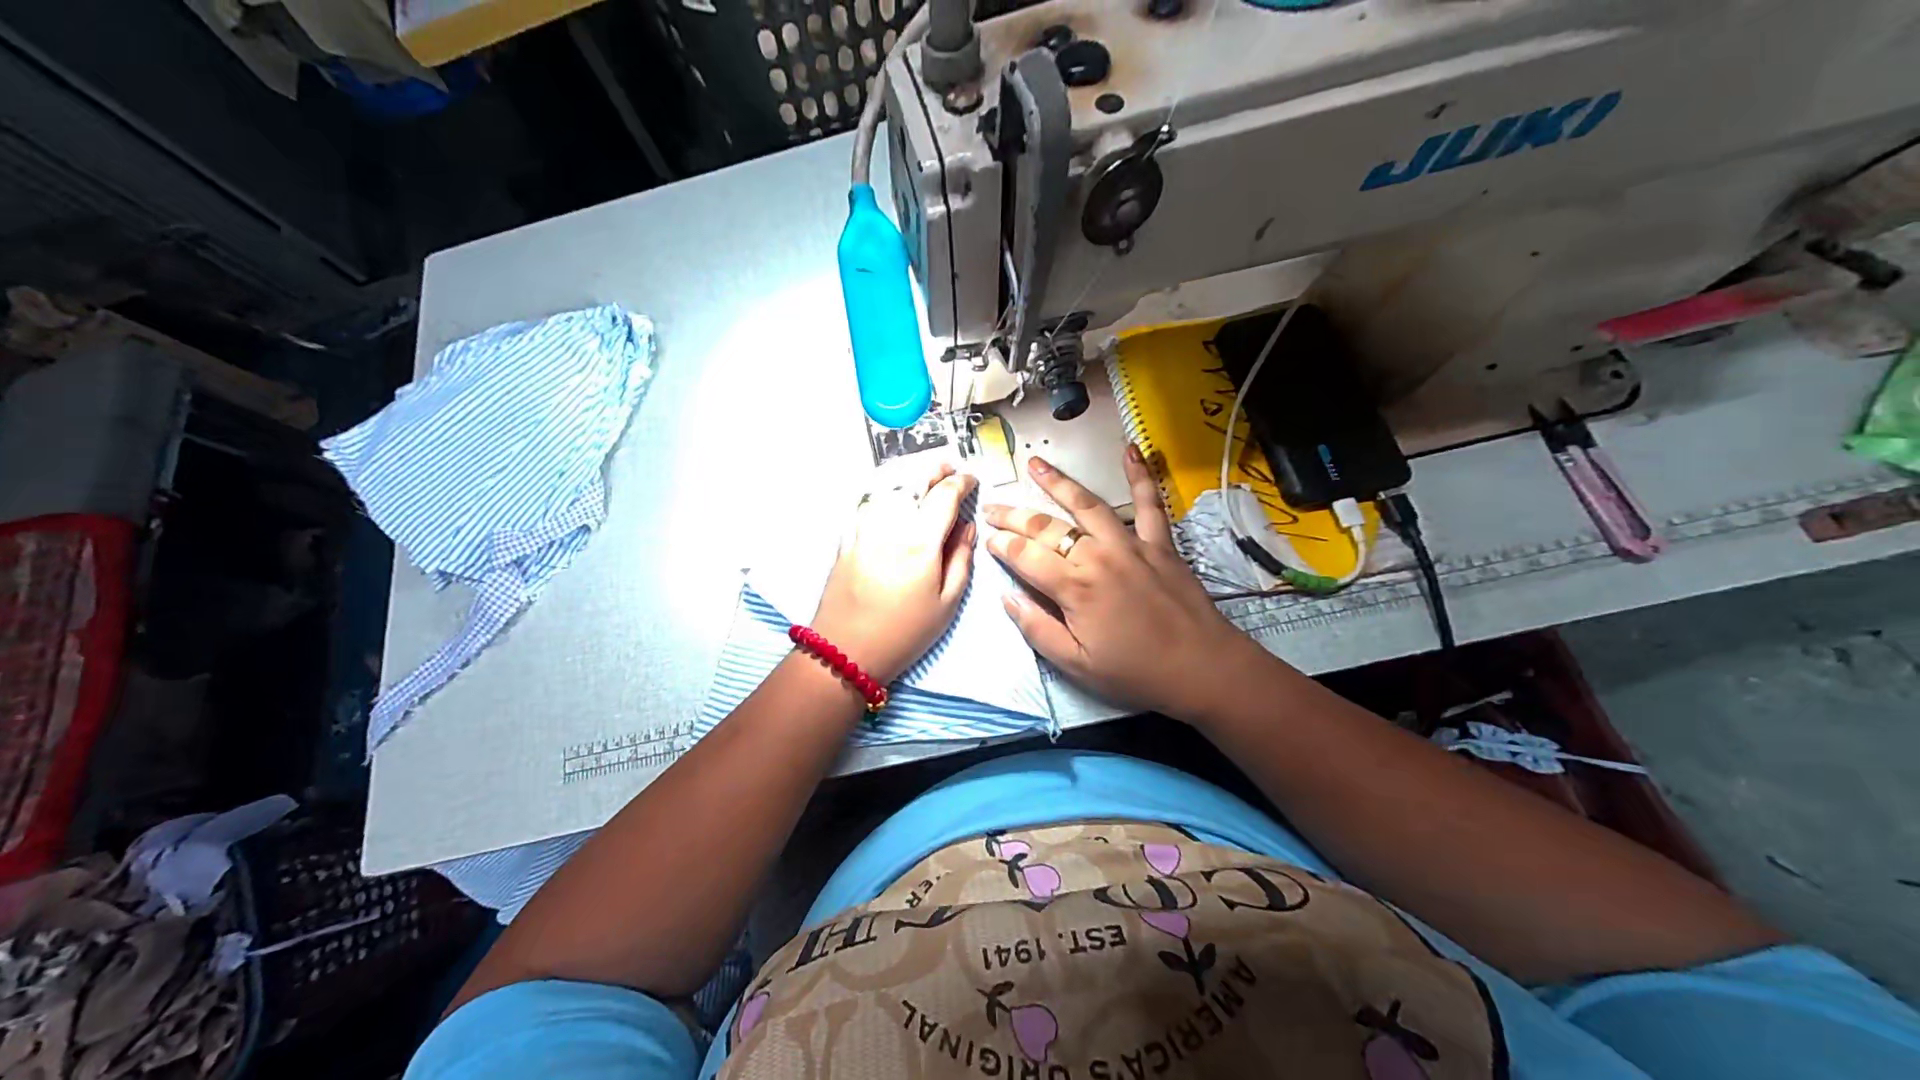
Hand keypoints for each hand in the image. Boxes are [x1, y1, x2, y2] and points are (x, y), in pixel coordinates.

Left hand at [810, 463, 976, 685]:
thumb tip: (966, 527)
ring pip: (887, 487)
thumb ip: (961, 559)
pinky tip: (890, 500)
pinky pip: (866, 504)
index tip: (971, 480)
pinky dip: (882, 494)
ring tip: (922, 482)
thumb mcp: (946, 603)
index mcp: (920, 541)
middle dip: (934, 470)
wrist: (845, 651)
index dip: (961, 482)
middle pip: (913, 481)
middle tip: (949, 470)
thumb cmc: (904, 632)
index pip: (944, 494)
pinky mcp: (846, 539)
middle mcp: (890, 526)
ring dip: (908, 478)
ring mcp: (863, 529)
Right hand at [983, 446, 1278, 720]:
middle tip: (992, 507)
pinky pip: (1150, 503)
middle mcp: (1098, 556)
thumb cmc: (1135, 672)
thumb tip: (1008, 598)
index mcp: (1075, 588)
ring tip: (1036, 465)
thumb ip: (1038, 630)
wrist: (1201, 667)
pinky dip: (1141, 476)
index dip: (1001, 545)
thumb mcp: (1076, 665)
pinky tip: (1132, 450)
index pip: (1025, 556)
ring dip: (1059, 482)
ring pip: (1087, 505)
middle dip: (1014, 516)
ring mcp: (1131, 545)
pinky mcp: (1160, 543)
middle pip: (1047, 527)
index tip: (987, 539)